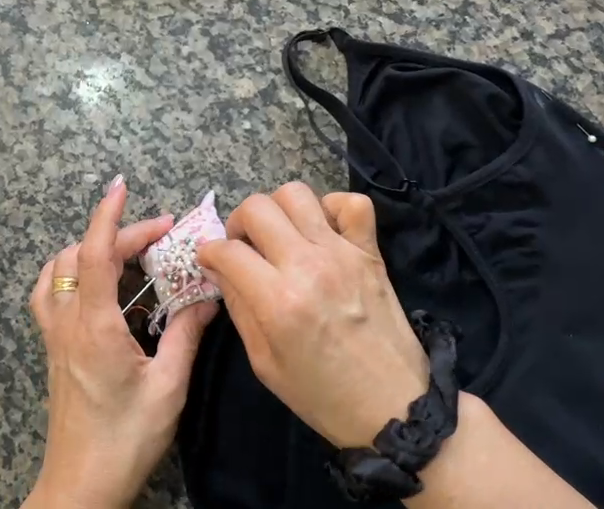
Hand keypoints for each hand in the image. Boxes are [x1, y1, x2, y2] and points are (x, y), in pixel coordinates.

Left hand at [23, 177, 218, 508]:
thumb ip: (185, 336)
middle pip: (82, 256)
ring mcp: (54, 335)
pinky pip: (48, 294)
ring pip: (57, 270)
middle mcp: (67, 321)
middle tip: (161, 235)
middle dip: (119, 234)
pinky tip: (92, 284)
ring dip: (89, 249)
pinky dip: (67, 273)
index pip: (93, 253)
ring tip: (127, 252)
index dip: (107, 216)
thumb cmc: (125, 439)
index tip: (122, 186)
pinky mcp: (53, 349)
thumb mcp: (167, 389)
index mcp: (95, 326)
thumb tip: (207, 296)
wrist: (79, 487)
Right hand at [196, 182, 428, 449]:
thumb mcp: (265, 363)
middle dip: (238, 223)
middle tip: (244, 247)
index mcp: (277, 301)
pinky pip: (352, 203)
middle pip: (256, 208)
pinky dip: (332, 207)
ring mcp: (341, 253)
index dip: (209, 253)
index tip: (211, 261)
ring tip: (280, 235)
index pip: (227, 250)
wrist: (394, 410)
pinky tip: (322, 230)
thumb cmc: (322, 395)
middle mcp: (307, 266)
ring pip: (296, 193)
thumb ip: (239, 308)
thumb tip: (219, 268)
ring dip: (278, 210)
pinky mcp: (370, 251)